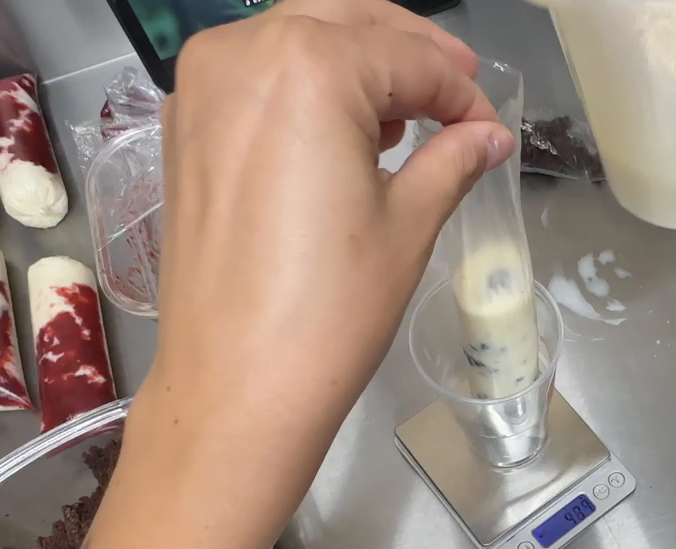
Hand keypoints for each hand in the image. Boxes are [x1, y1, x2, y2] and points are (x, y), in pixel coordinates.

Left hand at [147, 0, 512, 437]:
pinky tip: (337, 133)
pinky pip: (255, 80)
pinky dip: (305, 89)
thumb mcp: (408, 227)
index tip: (492, 132)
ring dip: (357, 65)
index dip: (462, 94)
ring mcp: (201, 89)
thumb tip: (489, 137)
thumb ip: (451, 161)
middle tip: (459, 96)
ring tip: (404, 117)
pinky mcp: (184, 131)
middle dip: (411, 56)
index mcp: (308, 66)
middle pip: (346, 24)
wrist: (240, 384)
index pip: (407, 58)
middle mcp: (242, 51)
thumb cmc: (333, 309)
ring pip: (295, 43)